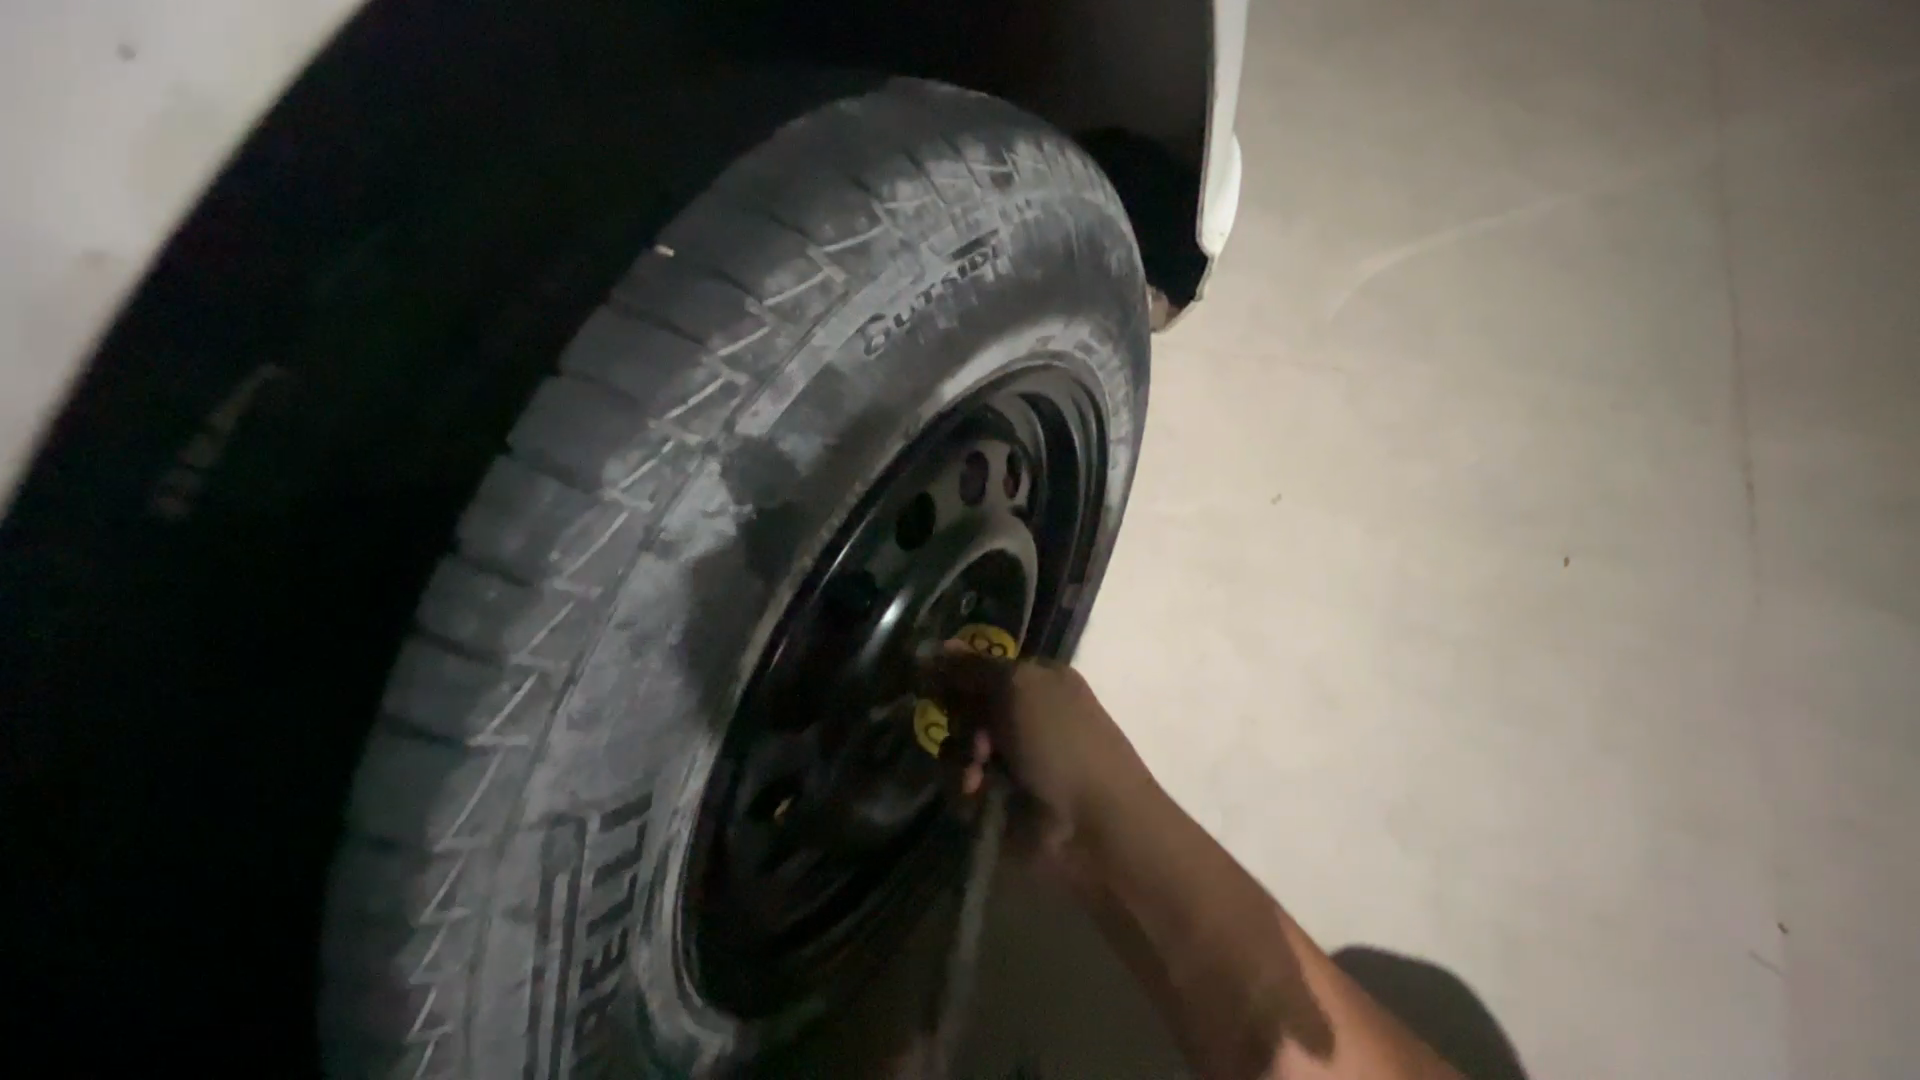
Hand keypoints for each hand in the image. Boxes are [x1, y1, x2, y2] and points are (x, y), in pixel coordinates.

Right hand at [918, 648, 1155, 870]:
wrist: (1092, 827)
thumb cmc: (1062, 742)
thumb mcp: (1018, 686)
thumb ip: (972, 665)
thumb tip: (935, 646)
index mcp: (1038, 680)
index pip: (982, 666)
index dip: (957, 672)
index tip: (935, 679)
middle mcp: (1023, 715)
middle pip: (964, 705)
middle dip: (961, 718)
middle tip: (977, 735)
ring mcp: (1010, 759)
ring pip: (957, 745)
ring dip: (960, 756)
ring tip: (977, 774)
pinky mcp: (996, 800)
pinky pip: (959, 783)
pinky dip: (964, 787)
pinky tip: (978, 795)